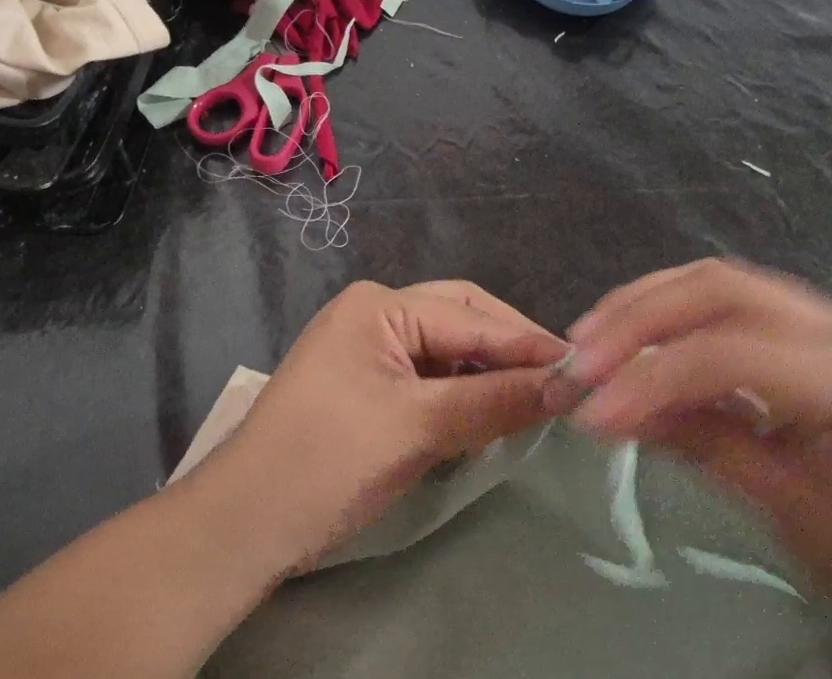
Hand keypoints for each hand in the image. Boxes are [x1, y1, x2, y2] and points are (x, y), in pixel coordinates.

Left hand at [205, 280, 563, 573]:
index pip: (472, 317)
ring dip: (489, 375)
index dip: (529, 345)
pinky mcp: (368, 388)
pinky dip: (462, 396)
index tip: (586, 373)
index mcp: (379, 306)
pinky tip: (488, 418)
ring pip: (449, 352)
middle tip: (563, 384)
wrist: (245, 524)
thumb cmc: (327, 461)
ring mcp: (368, 351)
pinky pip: (430, 379)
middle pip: (462, 322)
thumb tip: (569, 386)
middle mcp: (374, 315)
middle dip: (510, 352)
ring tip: (534, 402)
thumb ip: (494, 400)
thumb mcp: (417, 427)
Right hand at [548, 259, 831, 658]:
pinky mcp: (815, 337)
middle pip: (719, 288)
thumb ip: (709, 447)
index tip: (586, 414)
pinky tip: (635, 345)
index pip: (728, 352)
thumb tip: (613, 413)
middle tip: (576, 360)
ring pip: (719, 284)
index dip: (647, 378)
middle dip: (636, 318)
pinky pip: (732, 308)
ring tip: (590, 342)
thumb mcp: (800, 517)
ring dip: (647, 307)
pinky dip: (674, 320)